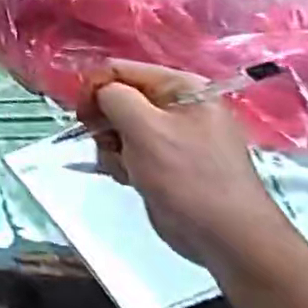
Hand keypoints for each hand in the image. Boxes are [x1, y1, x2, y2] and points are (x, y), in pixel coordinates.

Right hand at [80, 60, 294, 270]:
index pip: (120, 70)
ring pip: (116, 126)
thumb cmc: (187, 176)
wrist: (226, 237)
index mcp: (181, 87)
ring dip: (110, 146)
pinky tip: (129, 177)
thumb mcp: (145, 127)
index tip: (82, 116)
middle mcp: (176, 106)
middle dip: (103, 120)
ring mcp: (170, 135)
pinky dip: (120, 162)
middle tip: (105, 143)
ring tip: (124, 166)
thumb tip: (99, 93)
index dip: (95, 88)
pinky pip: (126, 149)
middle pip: (116, 97)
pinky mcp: (163, 161)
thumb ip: (114, 96)